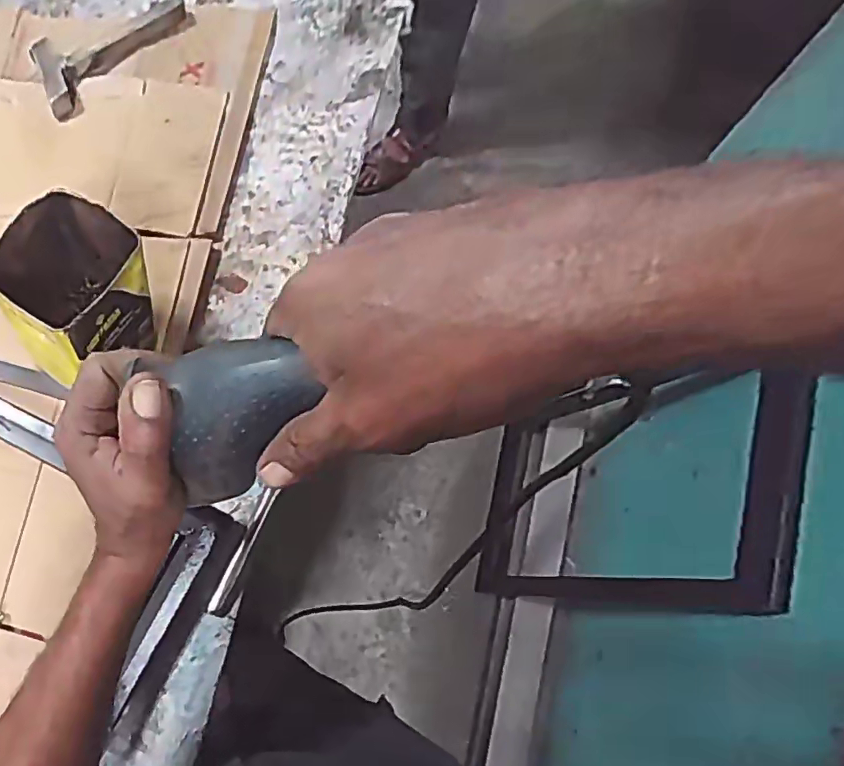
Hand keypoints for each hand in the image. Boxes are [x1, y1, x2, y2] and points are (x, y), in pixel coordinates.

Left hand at [55, 351, 184, 565]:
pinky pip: (135, 398)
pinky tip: (173, 414)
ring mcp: (98, 423)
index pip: (100, 368)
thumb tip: (148, 383)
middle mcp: (82, 418)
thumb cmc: (139, 520)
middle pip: (112, 370)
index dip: (136, 368)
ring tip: (179, 406)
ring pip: (126, 381)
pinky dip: (157, 400)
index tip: (168, 388)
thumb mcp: (145, 479)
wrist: (137, 544)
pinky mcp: (116, 428)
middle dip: (148, 376)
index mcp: (77, 426)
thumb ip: (144, 433)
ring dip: (155, 388)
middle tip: (179, 398)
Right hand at [259, 179, 683, 485]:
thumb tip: (267, 469)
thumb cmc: (450, 361)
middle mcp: (345, 251)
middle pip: (335, 324)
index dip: (306, 388)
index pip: (277, 350)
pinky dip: (448, 308)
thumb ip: (308, 445)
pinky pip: (434, 279)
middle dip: (357, 365)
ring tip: (452, 369)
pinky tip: (484, 333)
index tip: (342, 413)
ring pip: (385, 303)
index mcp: (305, 297)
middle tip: (398, 400)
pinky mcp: (461, 217)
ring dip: (403, 338)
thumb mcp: (366, 423)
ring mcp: (406, 227)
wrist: (577, 282)